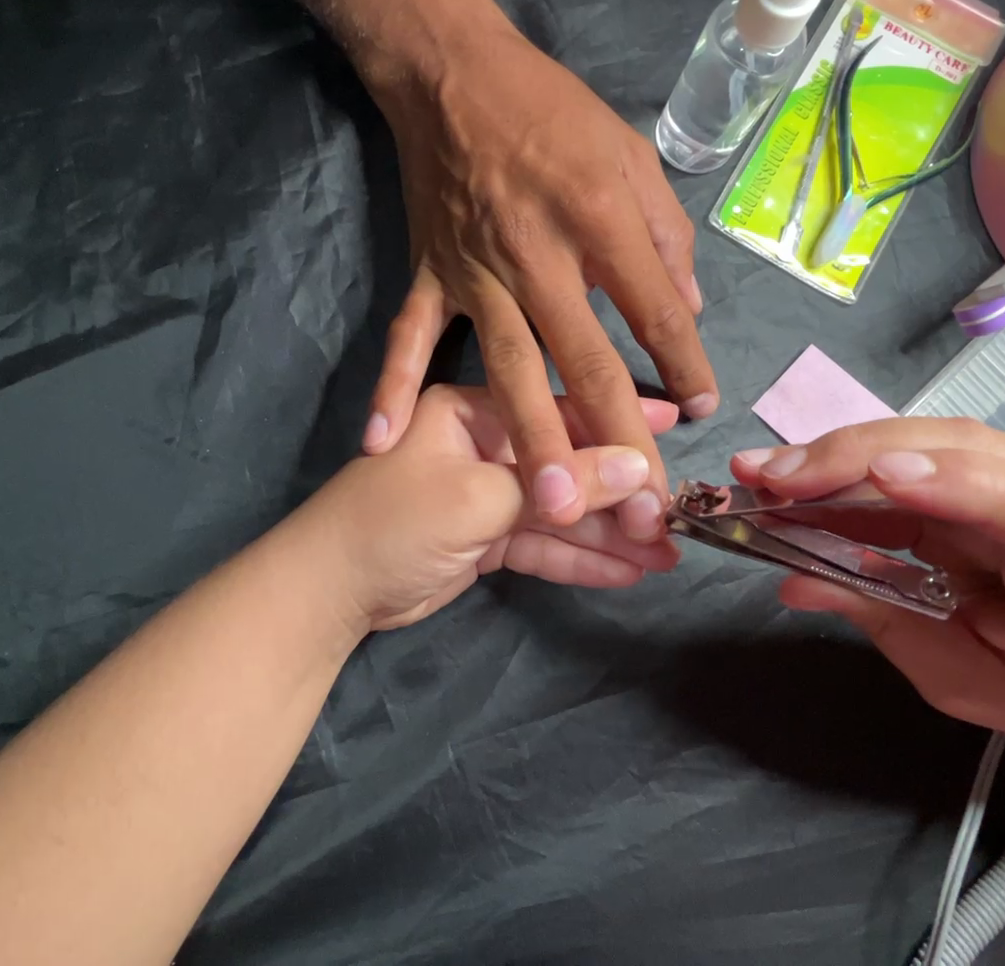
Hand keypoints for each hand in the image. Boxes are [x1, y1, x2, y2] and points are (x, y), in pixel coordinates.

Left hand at [302, 384, 681, 633]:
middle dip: (619, 495)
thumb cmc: (394, 522)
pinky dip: (579, 559)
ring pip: (559, 513)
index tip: (672, 429)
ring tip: (666, 555)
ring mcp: (486, 496)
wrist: (328, 592)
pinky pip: (542, 544)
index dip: (614, 425)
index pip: (556, 412)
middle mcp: (485, 446)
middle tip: (676, 517)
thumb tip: (638, 471)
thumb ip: (557, 485)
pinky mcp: (485, 539)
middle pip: (566, 467)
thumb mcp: (477, 497)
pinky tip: (626, 571)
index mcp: (473, 413)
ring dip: (608, 536)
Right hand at [360, 26, 718, 540]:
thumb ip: (664, 235)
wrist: (454, 75)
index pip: (655, 311)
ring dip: (530, 440)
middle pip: (585, 362)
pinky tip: (382, 441)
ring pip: (509, 369)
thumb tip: (685, 308)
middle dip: (615, 440)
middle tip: (638, 511)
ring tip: (547, 509)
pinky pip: (411, 339)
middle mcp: (539, 257)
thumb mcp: (632, 153)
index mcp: (600, 220)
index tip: (703, 413)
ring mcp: (477, 274)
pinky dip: (395, 387)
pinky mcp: (430, 276)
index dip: (685, 365)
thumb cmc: (553, 112)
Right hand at [731, 419, 1004, 758]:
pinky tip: (793, 479)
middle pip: (965, 450)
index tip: (882, 478)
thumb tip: (793, 581)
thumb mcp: (968, 682)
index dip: (964, 486)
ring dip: (839, 453)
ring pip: (928, 440)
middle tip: (769, 479)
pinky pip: (908, 458)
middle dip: (860, 457)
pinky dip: (845, 467)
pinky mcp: (977, 477)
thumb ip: (889, 625)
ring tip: (761, 474)